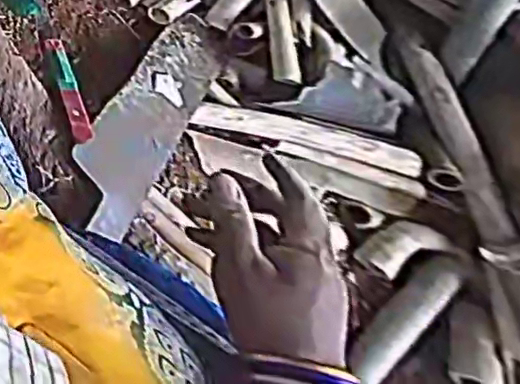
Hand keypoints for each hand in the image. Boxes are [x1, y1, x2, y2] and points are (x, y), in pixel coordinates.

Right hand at [206, 153, 349, 365]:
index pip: (300, 201)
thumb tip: (222, 182)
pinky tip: (215, 244)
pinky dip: (244, 242)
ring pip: (275, 235)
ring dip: (237, 220)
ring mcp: (314, 281)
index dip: (281, 175)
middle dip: (245, 197)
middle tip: (213, 186)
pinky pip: (273, 255)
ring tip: (200, 216)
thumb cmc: (267, 319)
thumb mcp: (238, 259)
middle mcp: (319, 263)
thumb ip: (230, 217)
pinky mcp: (303, 294)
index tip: (265, 157)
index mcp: (310, 252)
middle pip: (285, 216)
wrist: (289, 370)